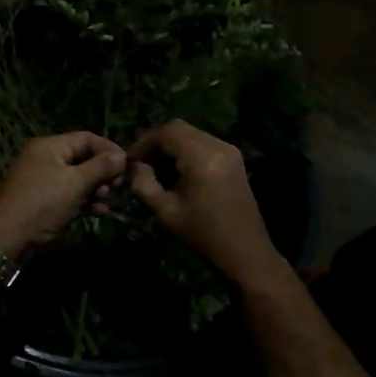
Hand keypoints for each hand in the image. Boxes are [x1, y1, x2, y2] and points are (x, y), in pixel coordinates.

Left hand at [0, 132, 126, 257]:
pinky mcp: (46, 202)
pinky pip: (71, 195)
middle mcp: (47, 159)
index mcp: (50, 146)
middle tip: (116, 188)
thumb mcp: (75, 183)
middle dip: (103, 172)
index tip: (127, 167)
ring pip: (79, 179)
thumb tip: (122, 156)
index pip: (87, 139)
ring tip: (107, 202)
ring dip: (97, 189)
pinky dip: (86, 201)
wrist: (8, 239)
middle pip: (84, 158)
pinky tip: (101, 212)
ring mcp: (45, 181)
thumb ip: (101, 167)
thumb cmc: (43, 204)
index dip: (109, 150)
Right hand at [129, 119, 283, 284]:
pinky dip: (185, 150)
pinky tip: (176, 171)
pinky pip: (202, 143)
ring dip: (170, 146)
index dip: (144, 141)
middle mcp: (218, 146)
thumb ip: (144, 184)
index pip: (167, 132)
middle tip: (141, 164)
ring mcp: (229, 150)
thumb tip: (134, 166)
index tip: (131, 161)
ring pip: (191, 134)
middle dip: (156, 142)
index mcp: (202, 158)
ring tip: (156, 169)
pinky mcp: (233, 157)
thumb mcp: (166, 211)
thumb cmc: (202, 233)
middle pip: (179, 128)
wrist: (244, 248)